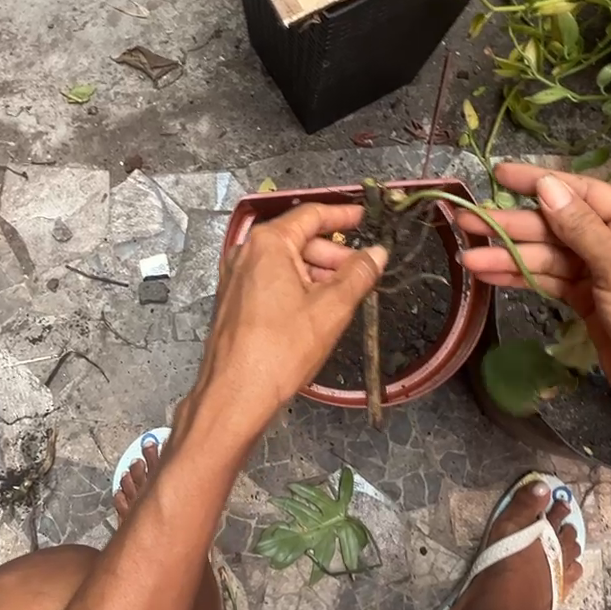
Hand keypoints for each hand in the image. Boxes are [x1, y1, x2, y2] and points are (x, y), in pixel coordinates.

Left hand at [178, 204, 386, 441]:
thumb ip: (358, 275)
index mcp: (267, 243)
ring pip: (285, 262)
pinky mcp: (234, 300)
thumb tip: (376, 253)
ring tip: (345, 295)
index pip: (310, 215)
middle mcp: (246, 253)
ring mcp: (236, 277)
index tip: (364, 217)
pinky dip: (298, 286)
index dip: (342, 215)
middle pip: (298, 239)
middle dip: (333, 253)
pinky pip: (272, 280)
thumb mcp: (331, 309)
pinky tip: (317, 308)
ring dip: (317, 273)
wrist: (235, 394)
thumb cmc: (280, 350)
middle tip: (363, 271)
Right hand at [456, 164, 610, 416]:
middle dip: (512, 226)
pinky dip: (520, 277)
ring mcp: (604, 270)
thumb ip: (580, 227)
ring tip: (468, 258)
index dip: (538, 183)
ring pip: (548, 254)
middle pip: (558, 224)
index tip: (498, 174)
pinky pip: (549, 279)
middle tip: (467, 222)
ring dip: (509, 256)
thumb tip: (546, 186)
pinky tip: (488, 275)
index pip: (583, 192)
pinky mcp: (589, 298)